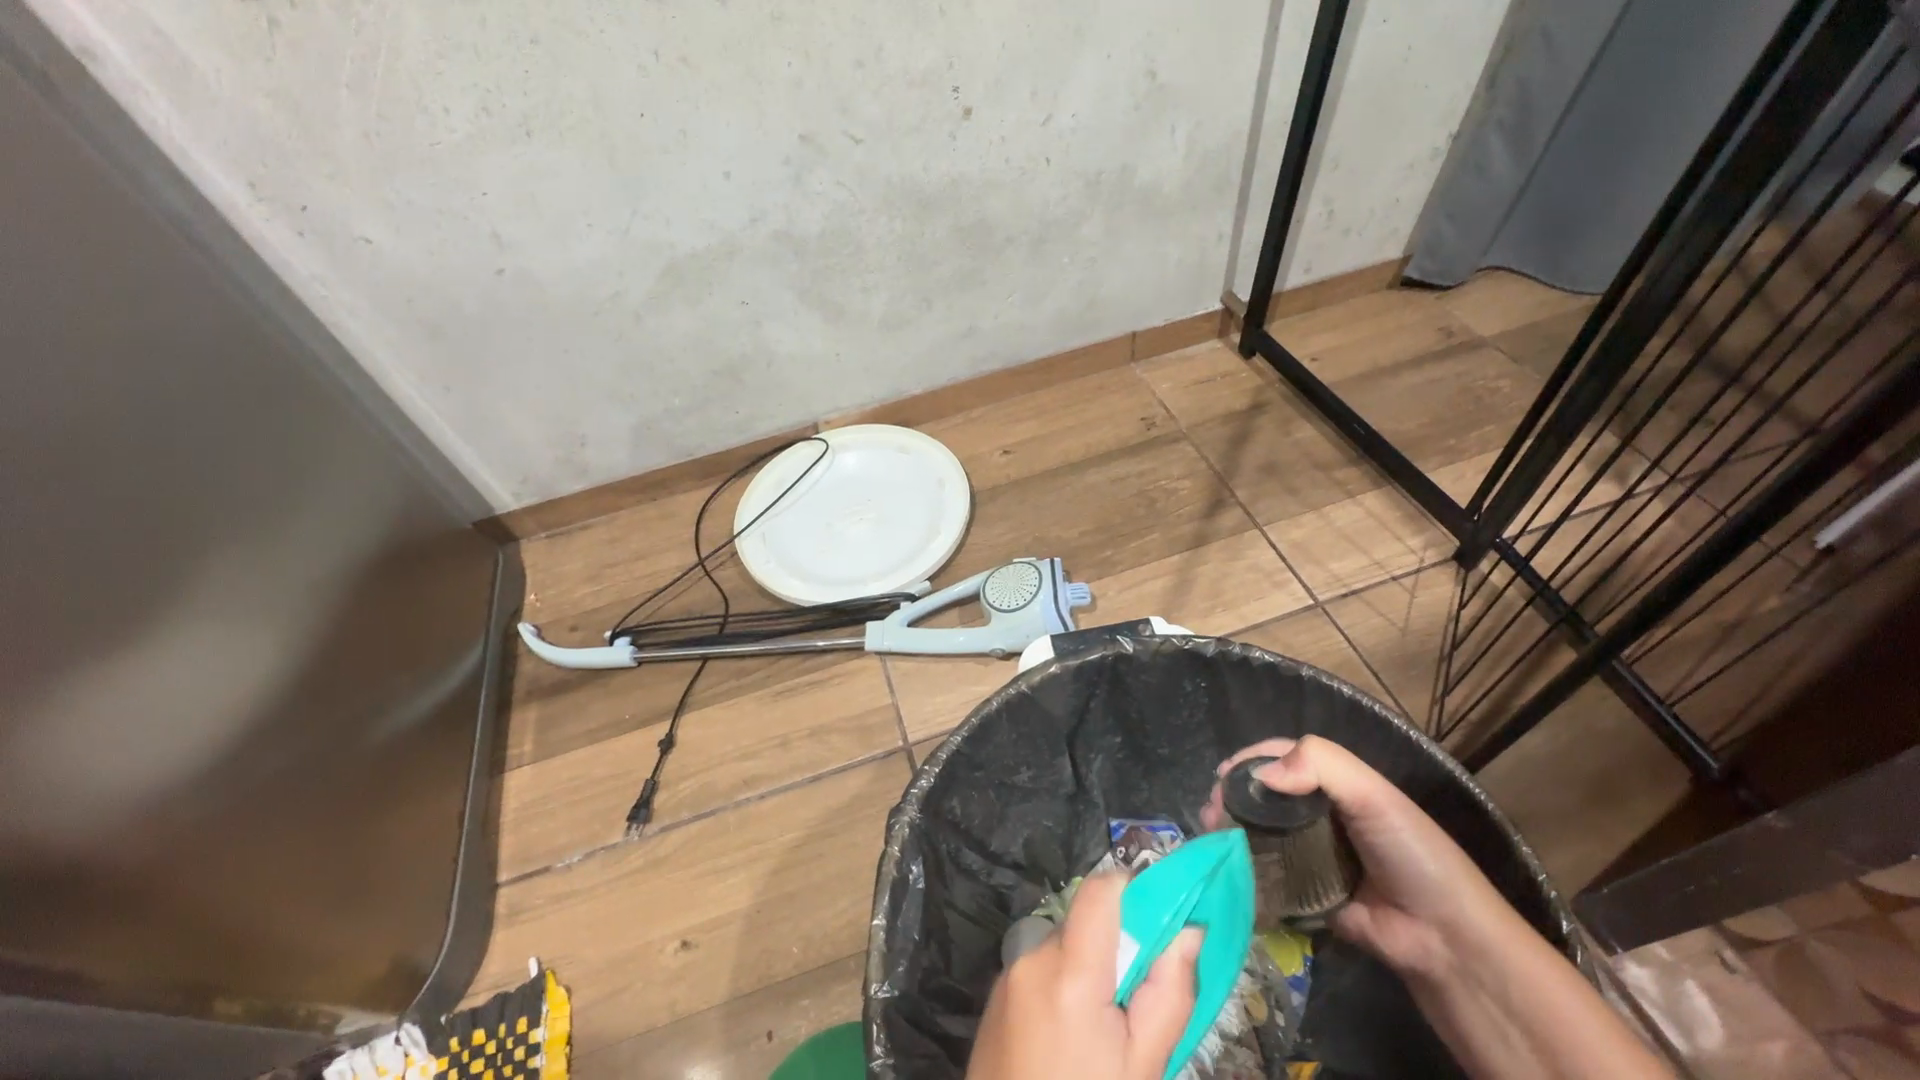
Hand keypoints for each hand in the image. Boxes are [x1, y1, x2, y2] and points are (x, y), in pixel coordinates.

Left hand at [967, 873, 1201, 1079]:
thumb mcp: (1144, 1063)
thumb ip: (1170, 991)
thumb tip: (1189, 928)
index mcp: (1071, 972)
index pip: (1102, 890)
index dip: (1136, 893)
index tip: (1164, 922)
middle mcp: (1033, 959)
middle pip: (1087, 922)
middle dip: (1119, 946)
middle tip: (1140, 997)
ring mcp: (1008, 976)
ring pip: (1066, 947)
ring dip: (1092, 969)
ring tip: (1105, 1027)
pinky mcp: (996, 994)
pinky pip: (1042, 970)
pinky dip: (1064, 985)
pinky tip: (1071, 1033)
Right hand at [1200, 735, 1515, 979]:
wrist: (1443, 939)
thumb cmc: (1414, 856)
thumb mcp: (1375, 797)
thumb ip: (1323, 767)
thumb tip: (1260, 774)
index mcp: (1341, 787)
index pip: (1287, 758)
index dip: (1253, 759)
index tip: (1223, 775)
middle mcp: (1322, 816)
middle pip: (1266, 795)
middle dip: (1234, 796)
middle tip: (1212, 811)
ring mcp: (1312, 857)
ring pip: (1261, 833)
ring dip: (1233, 831)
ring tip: (1213, 837)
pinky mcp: (1304, 895)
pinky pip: (1267, 876)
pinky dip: (1244, 870)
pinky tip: (1224, 868)